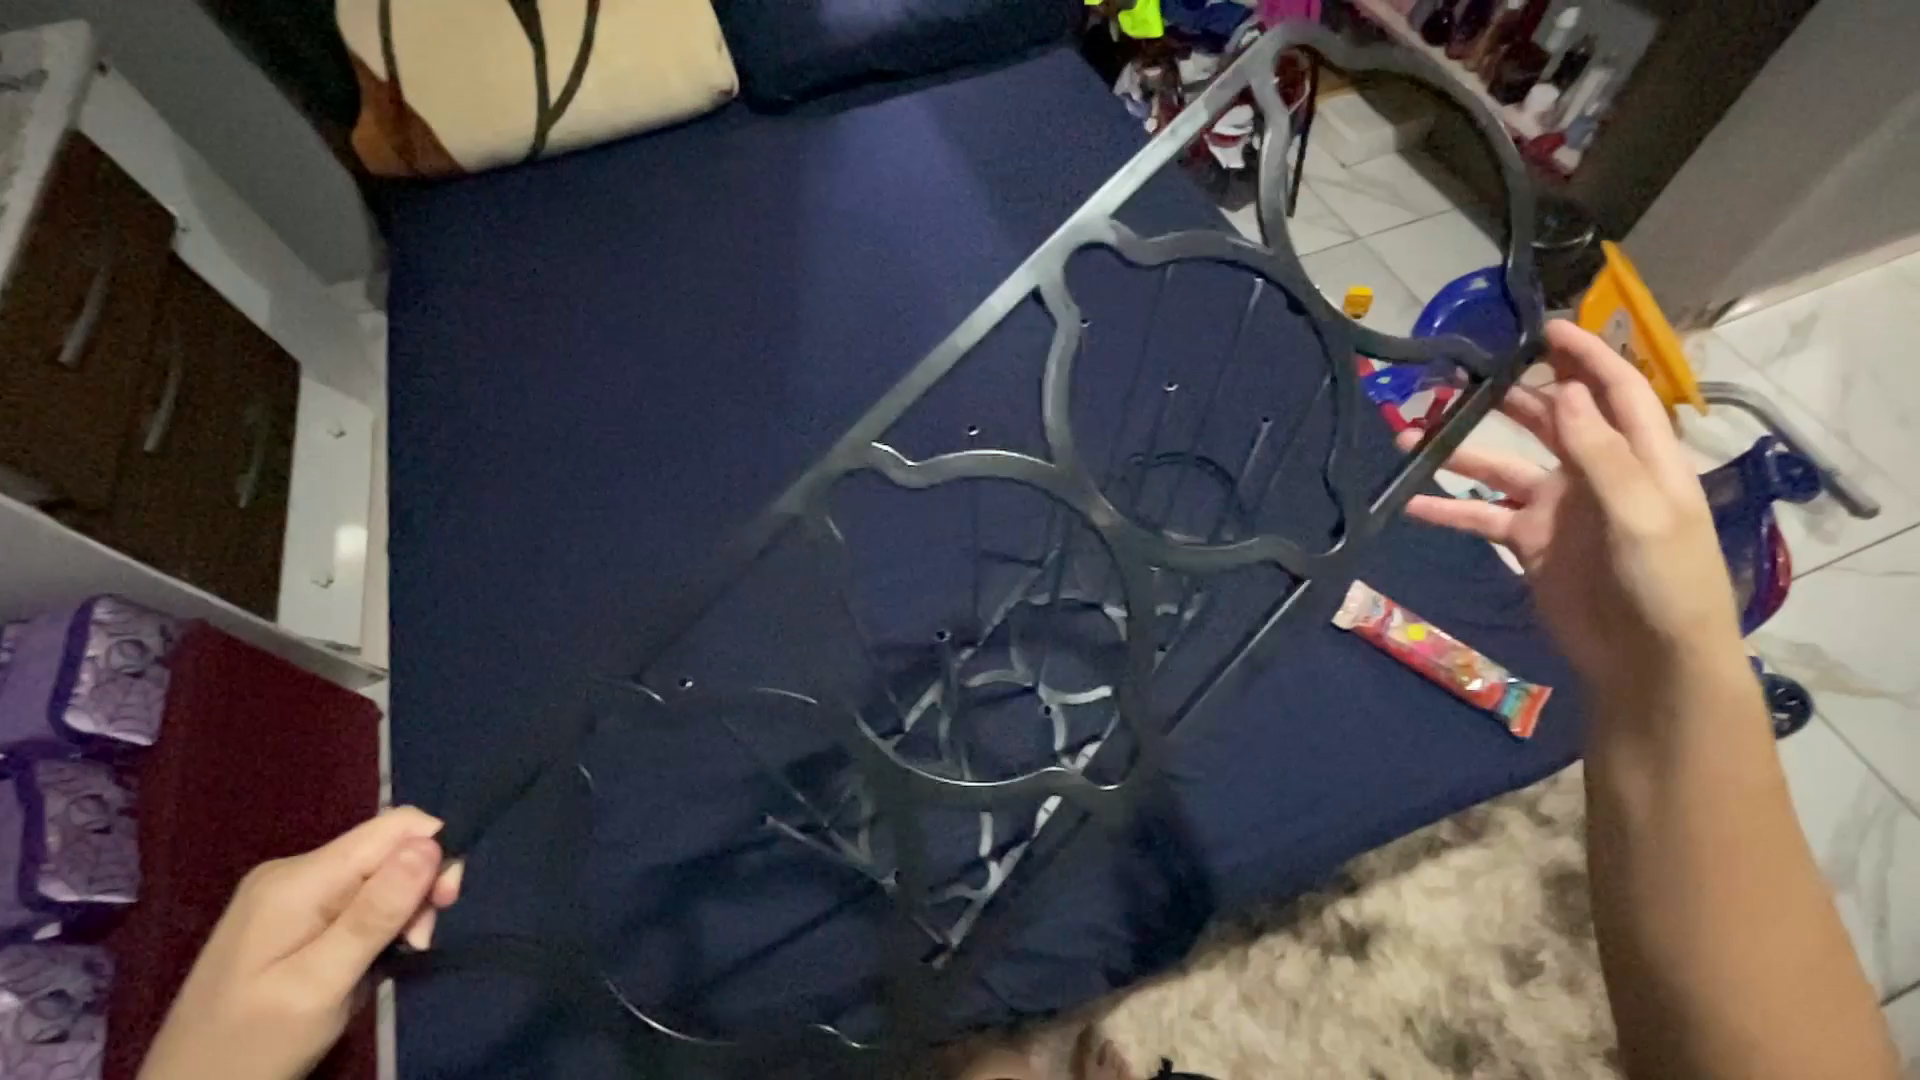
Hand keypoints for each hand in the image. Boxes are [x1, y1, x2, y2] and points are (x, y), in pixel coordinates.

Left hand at [138, 807, 463, 1079]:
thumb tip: (431, 843)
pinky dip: (380, 922)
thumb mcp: (319, 984)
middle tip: (418, 944)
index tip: (444, 906)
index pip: (396, 826)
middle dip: (419, 889)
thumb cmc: (251, 1046)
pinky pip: (359, 895)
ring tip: (394, 958)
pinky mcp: (292, 915)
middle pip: (390, 849)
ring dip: (402, 910)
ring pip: (380, 873)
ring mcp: (289, 893)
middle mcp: (295, 871)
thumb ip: (376, 912)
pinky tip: (371, 957)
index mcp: (298, 879)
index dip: (436, 853)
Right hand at [1399, 320, 1745, 687]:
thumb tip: (1566, 392)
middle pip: (1549, 421)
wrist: (1646, 658)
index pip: (1614, 393)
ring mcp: (1556, 508)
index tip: (1544, 329)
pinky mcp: (1527, 542)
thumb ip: (1601, 454)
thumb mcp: (1641, 514)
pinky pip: (1479, 515)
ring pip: (1500, 467)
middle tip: (1459, 377)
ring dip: (1458, 452)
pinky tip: (1408, 502)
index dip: (1585, 357)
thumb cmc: (1663, 583)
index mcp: (1640, 459)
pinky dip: (1445, 509)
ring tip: (1408, 437)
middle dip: (1507, 397)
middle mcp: (1595, 474)